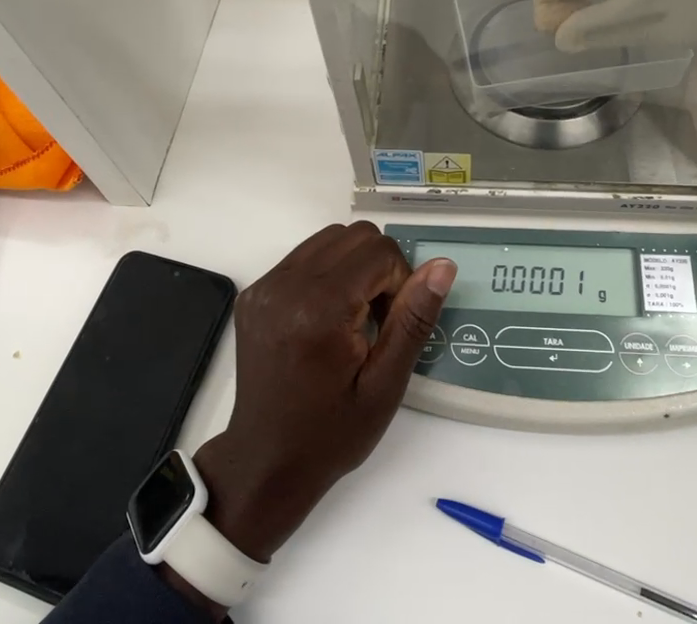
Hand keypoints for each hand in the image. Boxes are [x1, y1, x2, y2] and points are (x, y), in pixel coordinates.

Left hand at [193, 223, 454, 564]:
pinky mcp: (254, 293)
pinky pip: (302, 257)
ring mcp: (264, 287)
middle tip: (375, 323)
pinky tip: (326, 320)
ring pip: (328, 239)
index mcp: (319, 309)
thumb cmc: (332, 433)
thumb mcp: (385, 384)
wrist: (267, 461)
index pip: (379, 251)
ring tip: (352, 319)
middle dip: (378, 269)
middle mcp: (286, 286)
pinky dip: (325, 274)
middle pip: (354, 235)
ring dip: (352, 267)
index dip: (399, 282)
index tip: (390, 326)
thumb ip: (413, 319)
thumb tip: (442, 266)